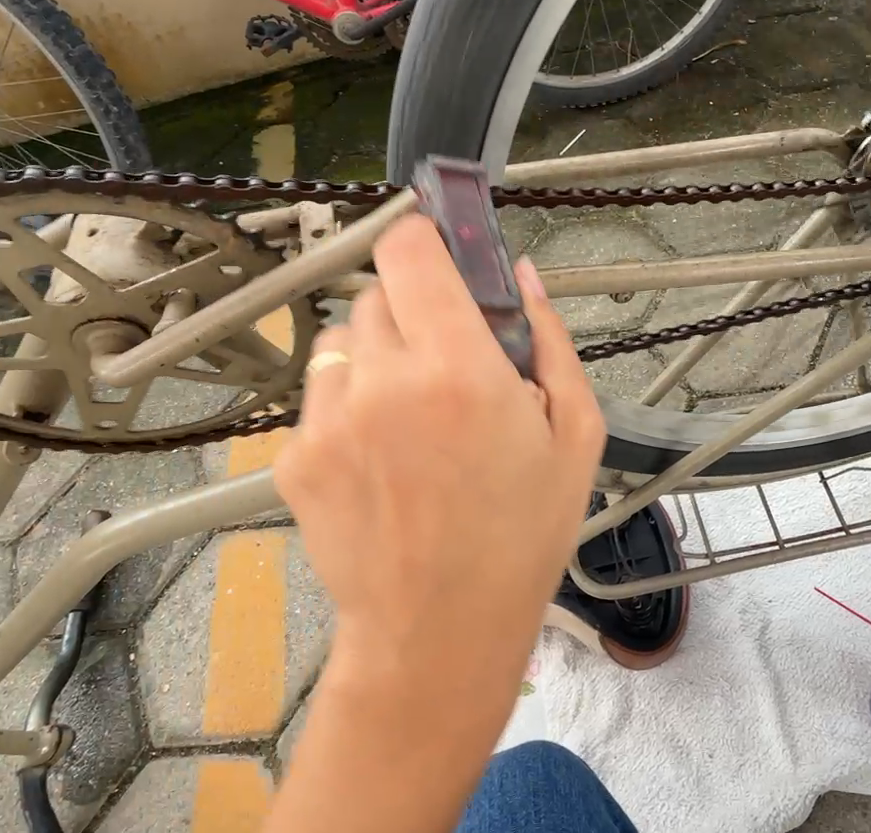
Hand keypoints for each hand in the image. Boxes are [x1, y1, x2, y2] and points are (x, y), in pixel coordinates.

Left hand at [274, 215, 605, 675]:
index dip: (426, 240)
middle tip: (446, 367)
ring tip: (410, 419)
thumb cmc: (524, 533)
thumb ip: (550, 339)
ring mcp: (327, 420)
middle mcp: (382, 381)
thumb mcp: (575, 433)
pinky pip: (319, 396)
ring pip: (343, 343)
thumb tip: (522, 273)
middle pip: (378, 294)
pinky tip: (382, 459)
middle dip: (414, 315)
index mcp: (457, 368)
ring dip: (376, 360)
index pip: (410, 251)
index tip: (442, 257)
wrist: (440, 629)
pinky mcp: (295, 456)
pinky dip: (348, 407)